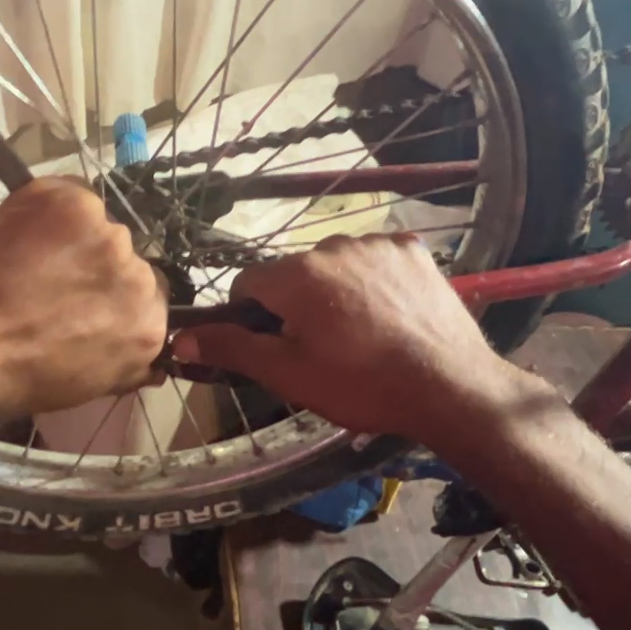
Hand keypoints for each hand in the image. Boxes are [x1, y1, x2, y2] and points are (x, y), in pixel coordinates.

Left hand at [0, 178, 166, 414]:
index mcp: (147, 329)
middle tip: (48, 279)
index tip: (83, 298)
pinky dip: (41, 208)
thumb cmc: (8, 380)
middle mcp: (138, 279)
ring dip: (68, 235)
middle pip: (124, 256)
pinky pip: (66, 195)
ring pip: (94, 224)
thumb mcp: (82, 389)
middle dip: (94, 265)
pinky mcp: (71, 201)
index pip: (149, 296)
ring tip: (22, 255)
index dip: (112, 294)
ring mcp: (106, 235)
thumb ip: (124, 366)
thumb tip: (146, 362)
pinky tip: (11, 231)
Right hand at [170, 233, 539, 439]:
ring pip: (336, 265)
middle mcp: (332, 245)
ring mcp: (377, 243)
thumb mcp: (288, 374)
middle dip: (299, 304)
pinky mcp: (413, 249)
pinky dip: (375, 280)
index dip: (254, 318)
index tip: (276, 347)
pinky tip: (391, 314)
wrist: (450, 386)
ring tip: (363, 335)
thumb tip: (180, 337)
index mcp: (296, 274)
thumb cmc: (360, 385)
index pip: (250, 284)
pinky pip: (377, 259)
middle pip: (295, 273)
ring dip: (337, 290)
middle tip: (324, 349)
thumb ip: (232, 348)